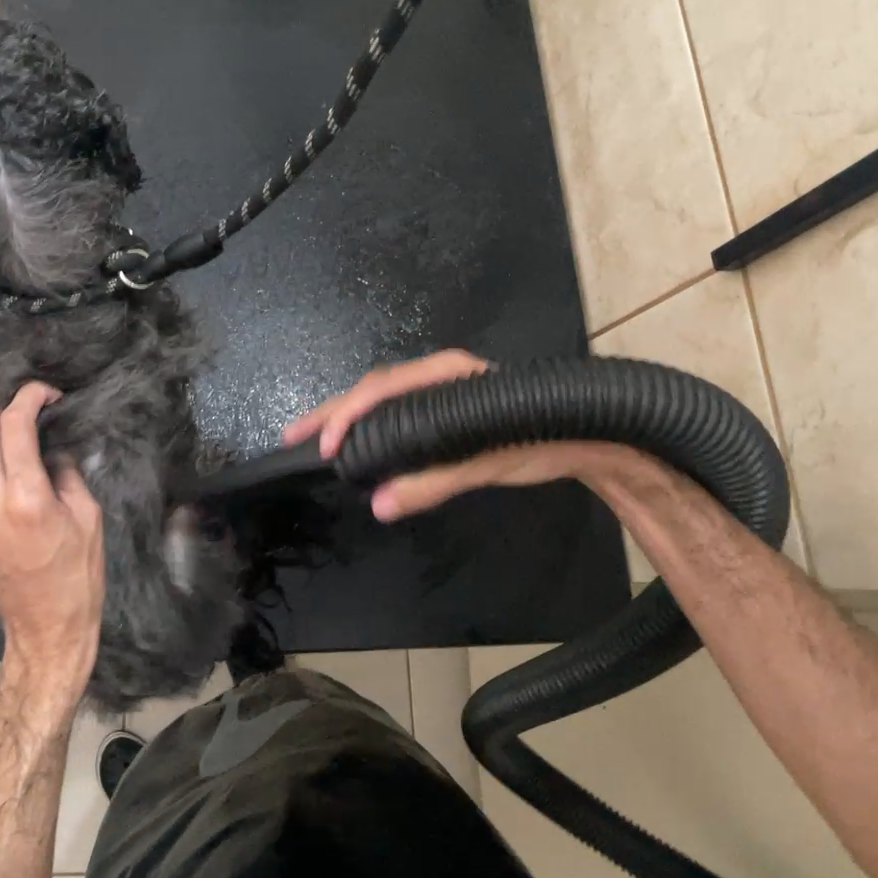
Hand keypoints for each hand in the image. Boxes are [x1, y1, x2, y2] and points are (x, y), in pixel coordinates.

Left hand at [0, 383, 104, 685]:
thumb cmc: (78, 576)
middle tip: (31, 413)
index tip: (47, 394)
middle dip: (7, 411)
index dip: (30, 398)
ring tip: (6, 432)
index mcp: (27, 497)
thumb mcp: (89, 518)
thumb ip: (67, 474)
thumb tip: (52, 448)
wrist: (47, 629)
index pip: (15, 426)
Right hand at [283, 349, 629, 521]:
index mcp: (445, 374)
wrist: (584, 435)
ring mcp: (438, 388)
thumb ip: (433, 482)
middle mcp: (436, 373)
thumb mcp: (486, 462)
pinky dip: (367, 424)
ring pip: (379, 396)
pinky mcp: (442, 406)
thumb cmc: (538, 440)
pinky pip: (394, 409)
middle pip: (371, 387)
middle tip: (293, 436)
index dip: (348, 415)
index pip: (382, 388)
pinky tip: (355, 442)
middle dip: (331, 412)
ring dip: (345, 417)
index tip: (325, 447)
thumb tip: (380, 504)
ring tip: (313, 439)